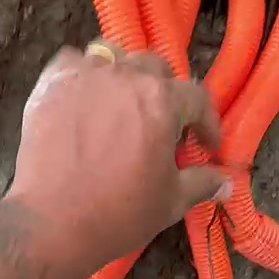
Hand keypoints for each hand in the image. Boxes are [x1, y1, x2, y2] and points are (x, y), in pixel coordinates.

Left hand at [6, 42, 227, 268]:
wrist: (54, 222)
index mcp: (163, 101)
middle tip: (165, 125)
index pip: (197, 99)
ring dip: (127, 75)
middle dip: (168, 94)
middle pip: (156, 68)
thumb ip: (201, 183)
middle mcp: (126, 76)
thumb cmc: (120, 214)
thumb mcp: (171, 202)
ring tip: (125, 102)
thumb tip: (226, 182)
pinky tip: (87, 98)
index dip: (207, 123)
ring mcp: (86, 75)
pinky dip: (85, 75)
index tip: (207, 146)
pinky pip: (75, 63)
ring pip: (115, 56)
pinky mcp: (52, 83)